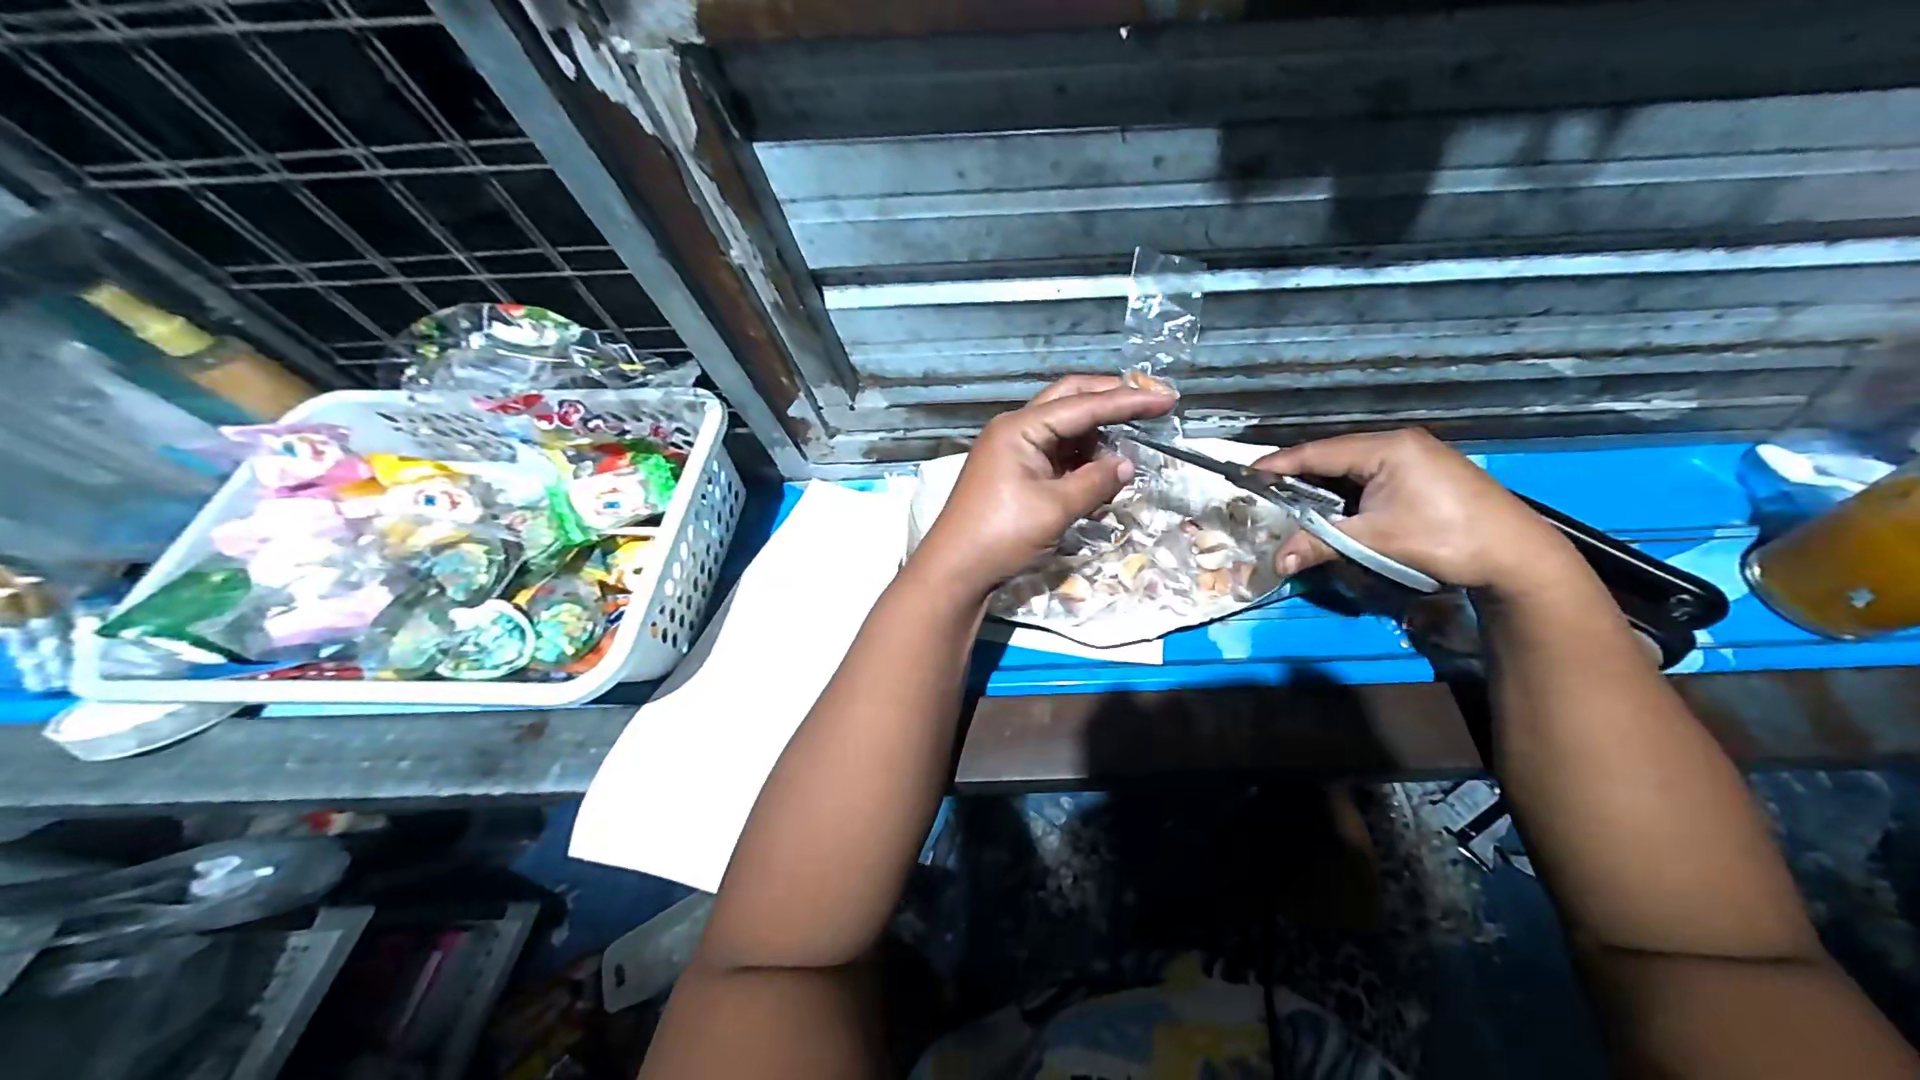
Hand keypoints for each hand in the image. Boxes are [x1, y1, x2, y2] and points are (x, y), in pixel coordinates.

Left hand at [912, 376, 1175, 597]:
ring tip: (1128, 450)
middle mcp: (1015, 429)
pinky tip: (1101, 472)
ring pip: (1064, 428)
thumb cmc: (1000, 535)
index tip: (1166, 400)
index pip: (1083, 404)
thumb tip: (1127, 464)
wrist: (955, 569)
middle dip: (1110, 400)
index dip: (1128, 401)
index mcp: (1020, 428)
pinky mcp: (1014, 471)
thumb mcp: (1055, 509)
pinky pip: (1055, 453)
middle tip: (1150, 404)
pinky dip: (1081, 459)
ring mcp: (1012, 450)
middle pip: (1070, 400)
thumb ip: (1096, 482)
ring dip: (1097, 435)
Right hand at [1254, 428, 1577, 593]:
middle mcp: (1402, 444)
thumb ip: (1321, 544)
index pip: (1319, 451)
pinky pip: (1372, 475)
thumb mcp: (1376, 541)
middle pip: (1335, 455)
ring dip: (1324, 485)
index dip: (1281, 464)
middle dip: (1299, 474)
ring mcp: (1418, 456)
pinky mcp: (1427, 473)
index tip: (1248, 473)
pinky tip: (1335, 506)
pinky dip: (1347, 490)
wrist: (1518, 556)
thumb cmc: (1445, 540)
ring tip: (1293, 500)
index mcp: (1388, 448)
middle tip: (1266, 491)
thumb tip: (1277, 561)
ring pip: (1354, 466)